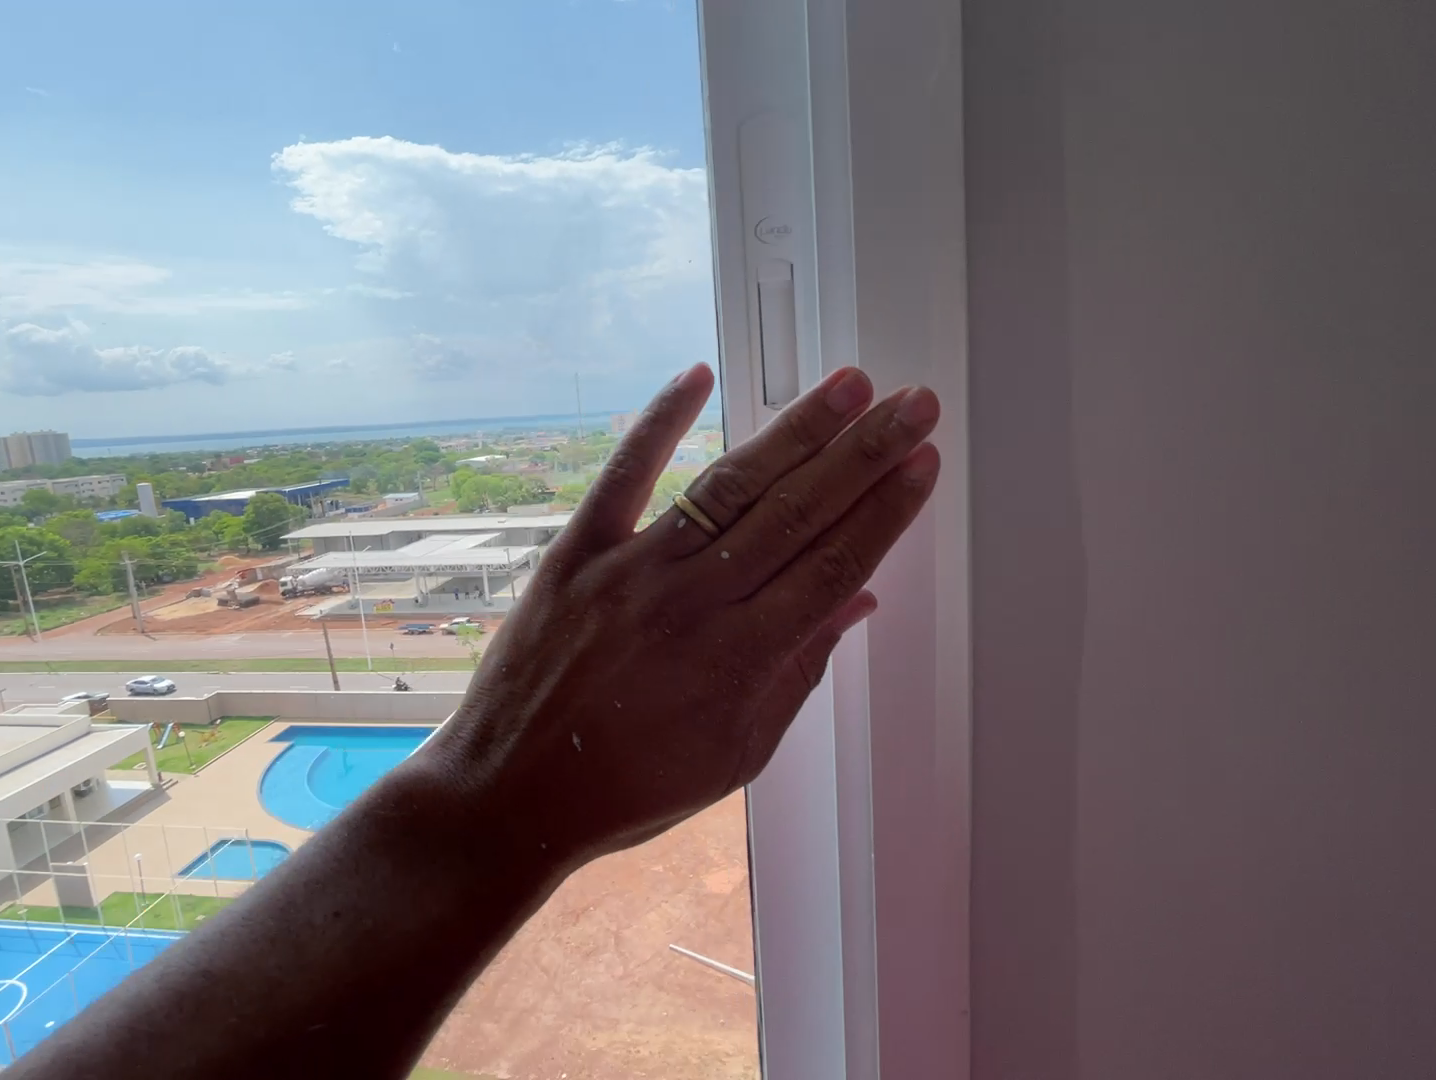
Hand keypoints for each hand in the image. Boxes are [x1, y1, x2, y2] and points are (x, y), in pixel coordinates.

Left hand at [427, 362, 940, 867]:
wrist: (513, 791)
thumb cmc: (630, 787)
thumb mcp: (735, 753)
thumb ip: (799, 673)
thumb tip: (856, 602)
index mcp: (740, 661)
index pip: (832, 566)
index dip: (885, 512)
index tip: (923, 464)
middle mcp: (693, 603)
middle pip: (795, 513)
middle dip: (863, 454)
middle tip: (912, 404)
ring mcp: (632, 570)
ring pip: (728, 486)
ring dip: (793, 432)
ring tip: (848, 387)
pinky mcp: (577, 553)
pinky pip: (623, 475)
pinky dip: (659, 422)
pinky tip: (697, 377)